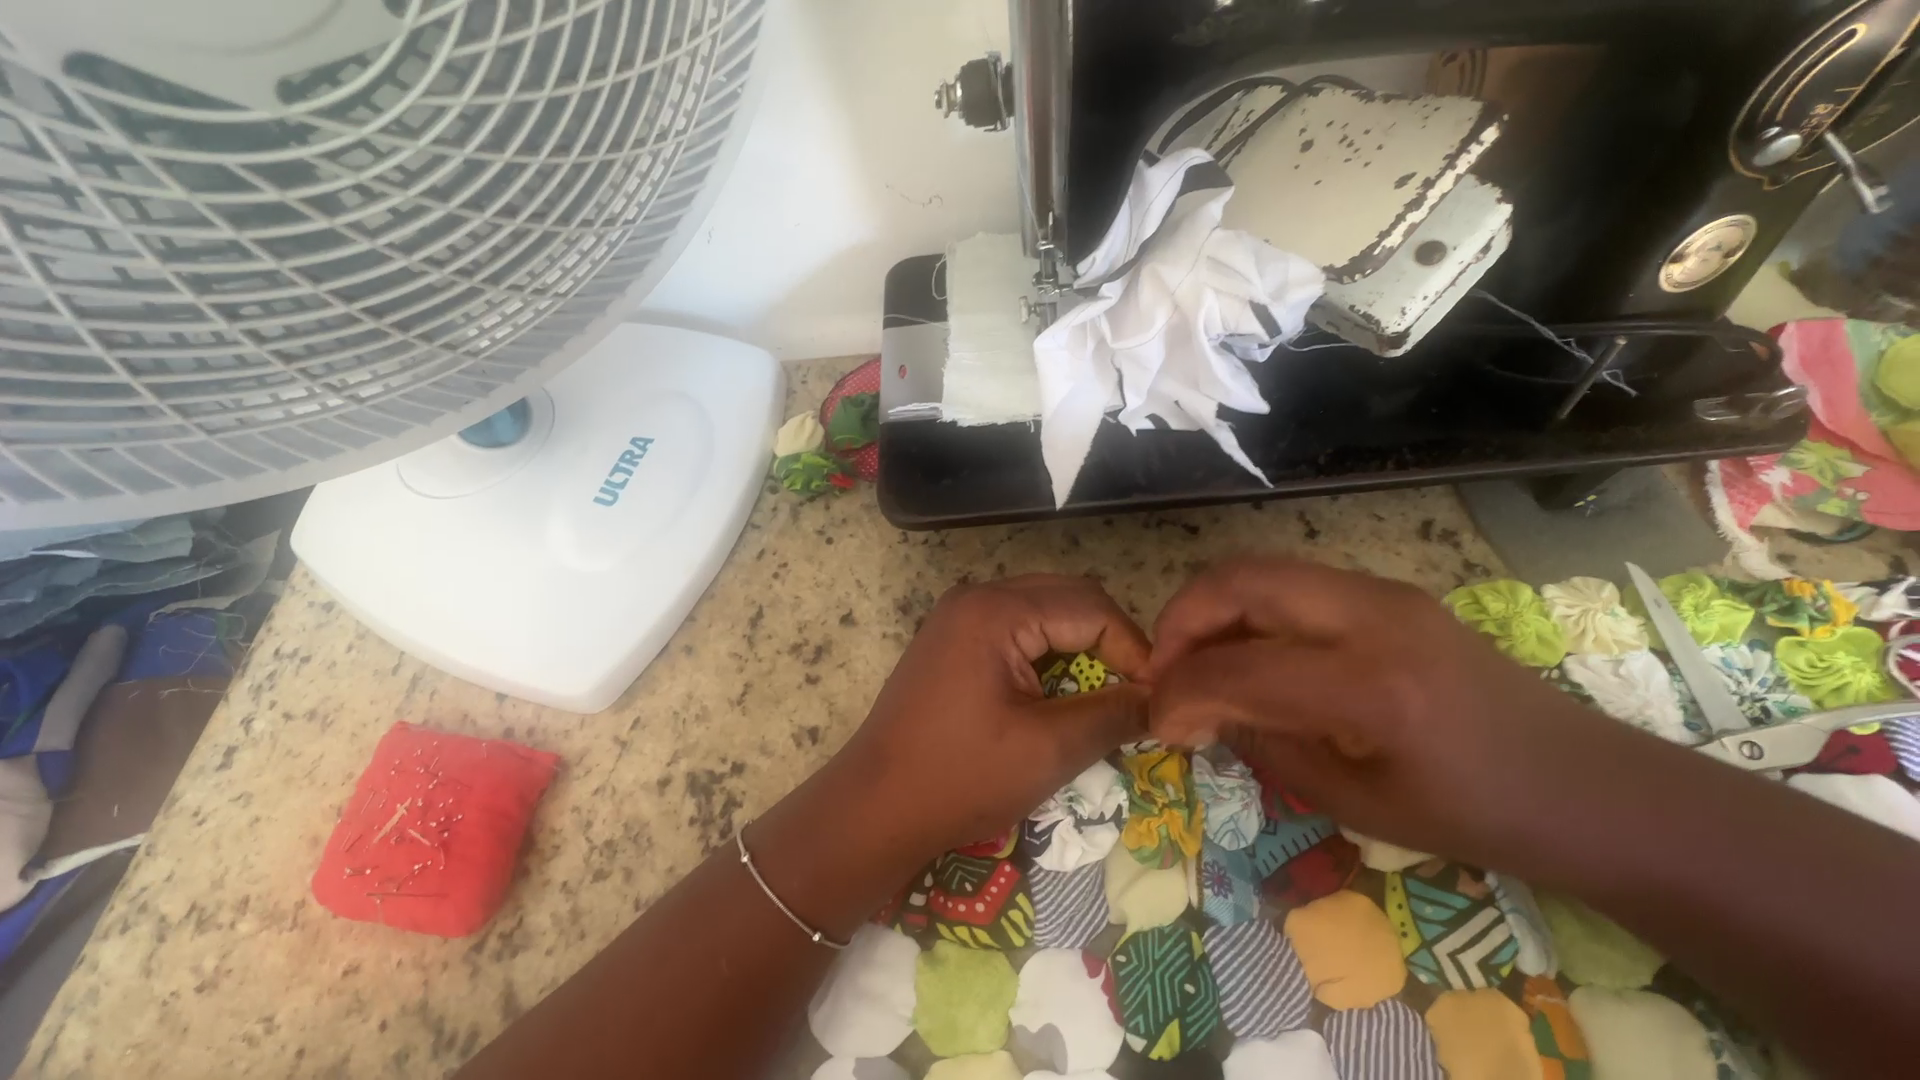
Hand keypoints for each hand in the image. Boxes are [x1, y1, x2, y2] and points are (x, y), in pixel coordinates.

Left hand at [830, 575, 1152, 862]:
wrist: (873, 811)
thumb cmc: (961, 778)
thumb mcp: (1050, 749)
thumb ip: (1114, 713)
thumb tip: (1164, 698)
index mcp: (996, 610)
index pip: (1092, 607)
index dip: (1135, 650)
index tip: (1159, 697)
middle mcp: (975, 597)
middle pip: (1068, 598)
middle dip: (1111, 641)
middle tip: (1137, 692)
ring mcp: (957, 617)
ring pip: (1043, 612)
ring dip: (1080, 646)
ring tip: (1105, 694)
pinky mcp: (950, 642)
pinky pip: (1015, 630)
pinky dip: (1047, 654)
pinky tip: (1060, 693)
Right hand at [1145, 557, 1643, 870]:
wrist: (1586, 786)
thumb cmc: (1474, 816)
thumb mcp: (1354, 802)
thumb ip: (1264, 745)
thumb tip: (1197, 712)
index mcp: (1370, 686)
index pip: (1235, 666)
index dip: (1177, 692)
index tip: (1157, 724)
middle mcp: (1374, 616)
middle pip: (1239, 580)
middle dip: (1181, 621)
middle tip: (1163, 673)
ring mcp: (1386, 592)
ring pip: (1263, 570)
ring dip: (1213, 610)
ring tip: (1197, 664)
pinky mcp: (1391, 592)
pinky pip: (1296, 584)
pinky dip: (1251, 610)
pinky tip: (1249, 655)